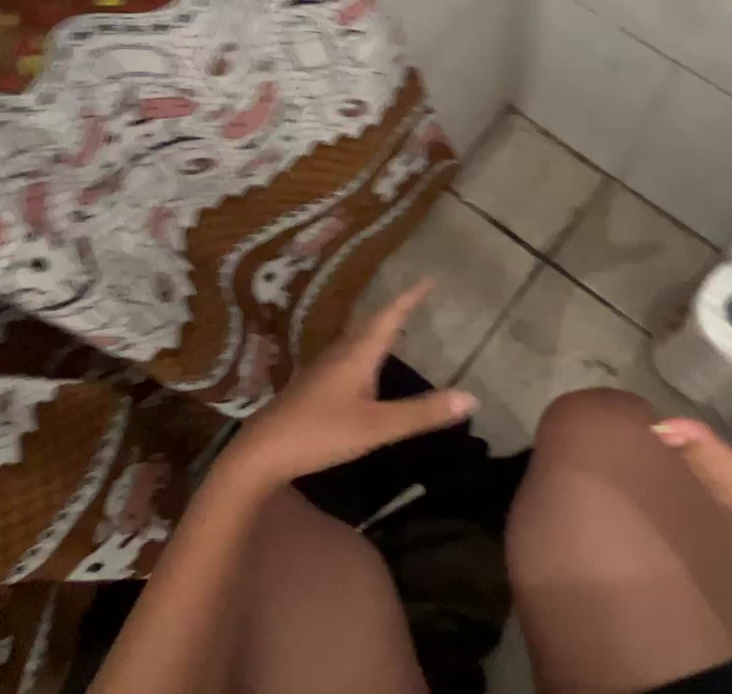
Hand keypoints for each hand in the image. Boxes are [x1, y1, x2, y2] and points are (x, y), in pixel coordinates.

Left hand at [217, 279, 476, 492]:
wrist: (260, 454)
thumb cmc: (320, 433)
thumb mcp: (377, 427)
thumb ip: (422, 413)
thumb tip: (471, 397)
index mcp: (357, 355)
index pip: (389, 317)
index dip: (410, 298)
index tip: (430, 278)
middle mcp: (339, 354)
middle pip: (371, 324)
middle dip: (395, 311)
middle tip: (417, 300)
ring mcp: (322, 371)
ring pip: (356, 341)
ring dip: (378, 331)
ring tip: (397, 329)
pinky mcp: (312, 389)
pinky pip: (347, 358)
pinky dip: (365, 352)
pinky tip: (365, 369)